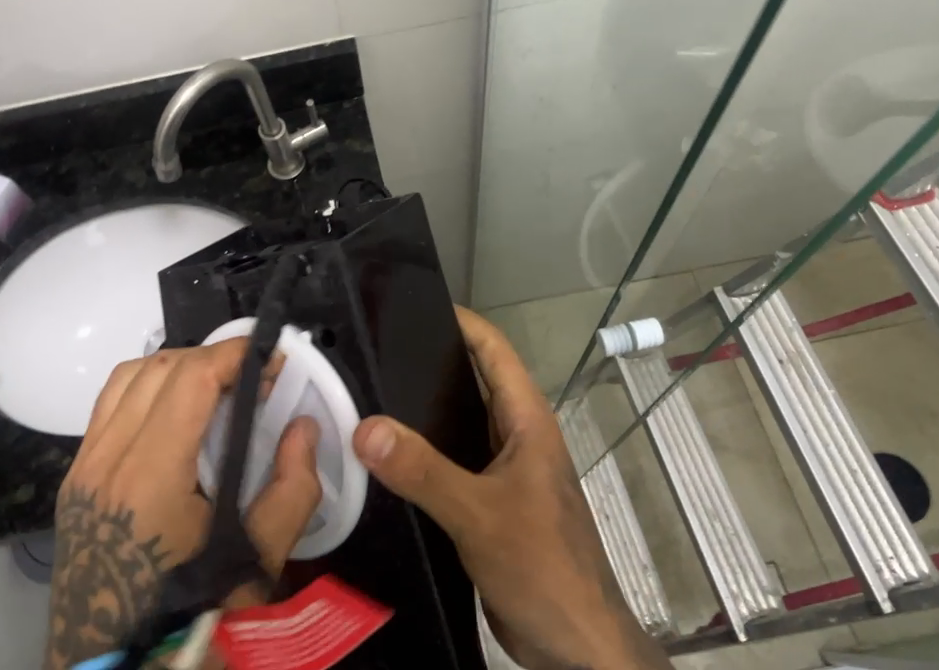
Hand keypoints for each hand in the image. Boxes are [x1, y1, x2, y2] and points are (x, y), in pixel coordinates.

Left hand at [46, 340, 322, 669]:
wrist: (115, 668)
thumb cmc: (189, 618)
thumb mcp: (256, 564)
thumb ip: (291, 490)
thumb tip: (304, 427)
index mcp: (150, 479)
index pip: (191, 379)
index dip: (236, 354)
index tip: (273, 356)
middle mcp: (107, 461)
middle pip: (160, 368)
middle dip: (213, 357)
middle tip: (255, 377)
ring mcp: (83, 468)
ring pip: (127, 378)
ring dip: (177, 367)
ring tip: (217, 388)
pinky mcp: (74, 480)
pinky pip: (108, 406)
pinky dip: (147, 390)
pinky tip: (177, 414)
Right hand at [351, 307, 668, 669]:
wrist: (574, 640)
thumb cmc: (542, 564)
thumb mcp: (477, 512)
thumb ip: (422, 470)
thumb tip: (364, 426)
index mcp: (527, 421)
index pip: (492, 348)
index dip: (458, 319)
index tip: (407, 303)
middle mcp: (517, 436)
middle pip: (473, 380)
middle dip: (429, 360)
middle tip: (372, 349)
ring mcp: (505, 471)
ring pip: (460, 423)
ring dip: (423, 409)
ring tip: (368, 394)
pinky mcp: (491, 504)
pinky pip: (453, 462)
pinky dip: (423, 452)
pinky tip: (386, 459)